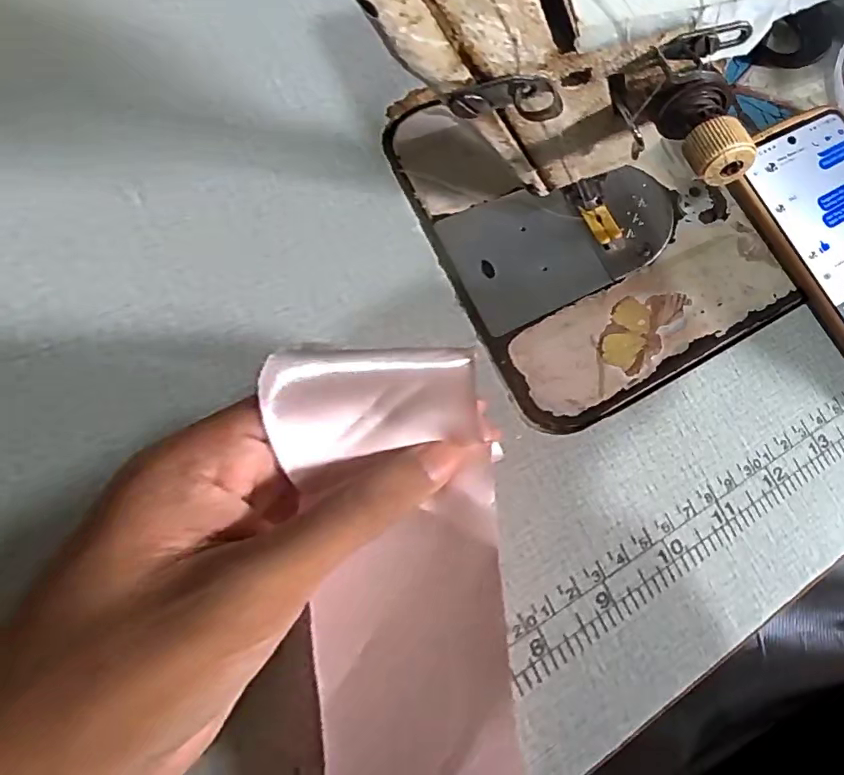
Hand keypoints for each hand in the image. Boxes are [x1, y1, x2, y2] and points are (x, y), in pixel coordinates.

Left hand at [0, 398, 489, 774]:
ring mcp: (229, 531)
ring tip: (472, 465)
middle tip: (483, 433)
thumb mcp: (254, 586)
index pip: (309, 405)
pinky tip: (426, 509)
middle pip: (326, 439)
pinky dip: (379, 511)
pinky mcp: (247, 570)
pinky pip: (326, 521)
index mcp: (193, 469)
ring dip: (399, 473)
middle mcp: (212, 487)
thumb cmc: (128, 677)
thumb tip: (451, 449)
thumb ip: (359, 511)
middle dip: (406, 435)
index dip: (388, 398)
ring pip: (333, 480)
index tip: (461, 402)